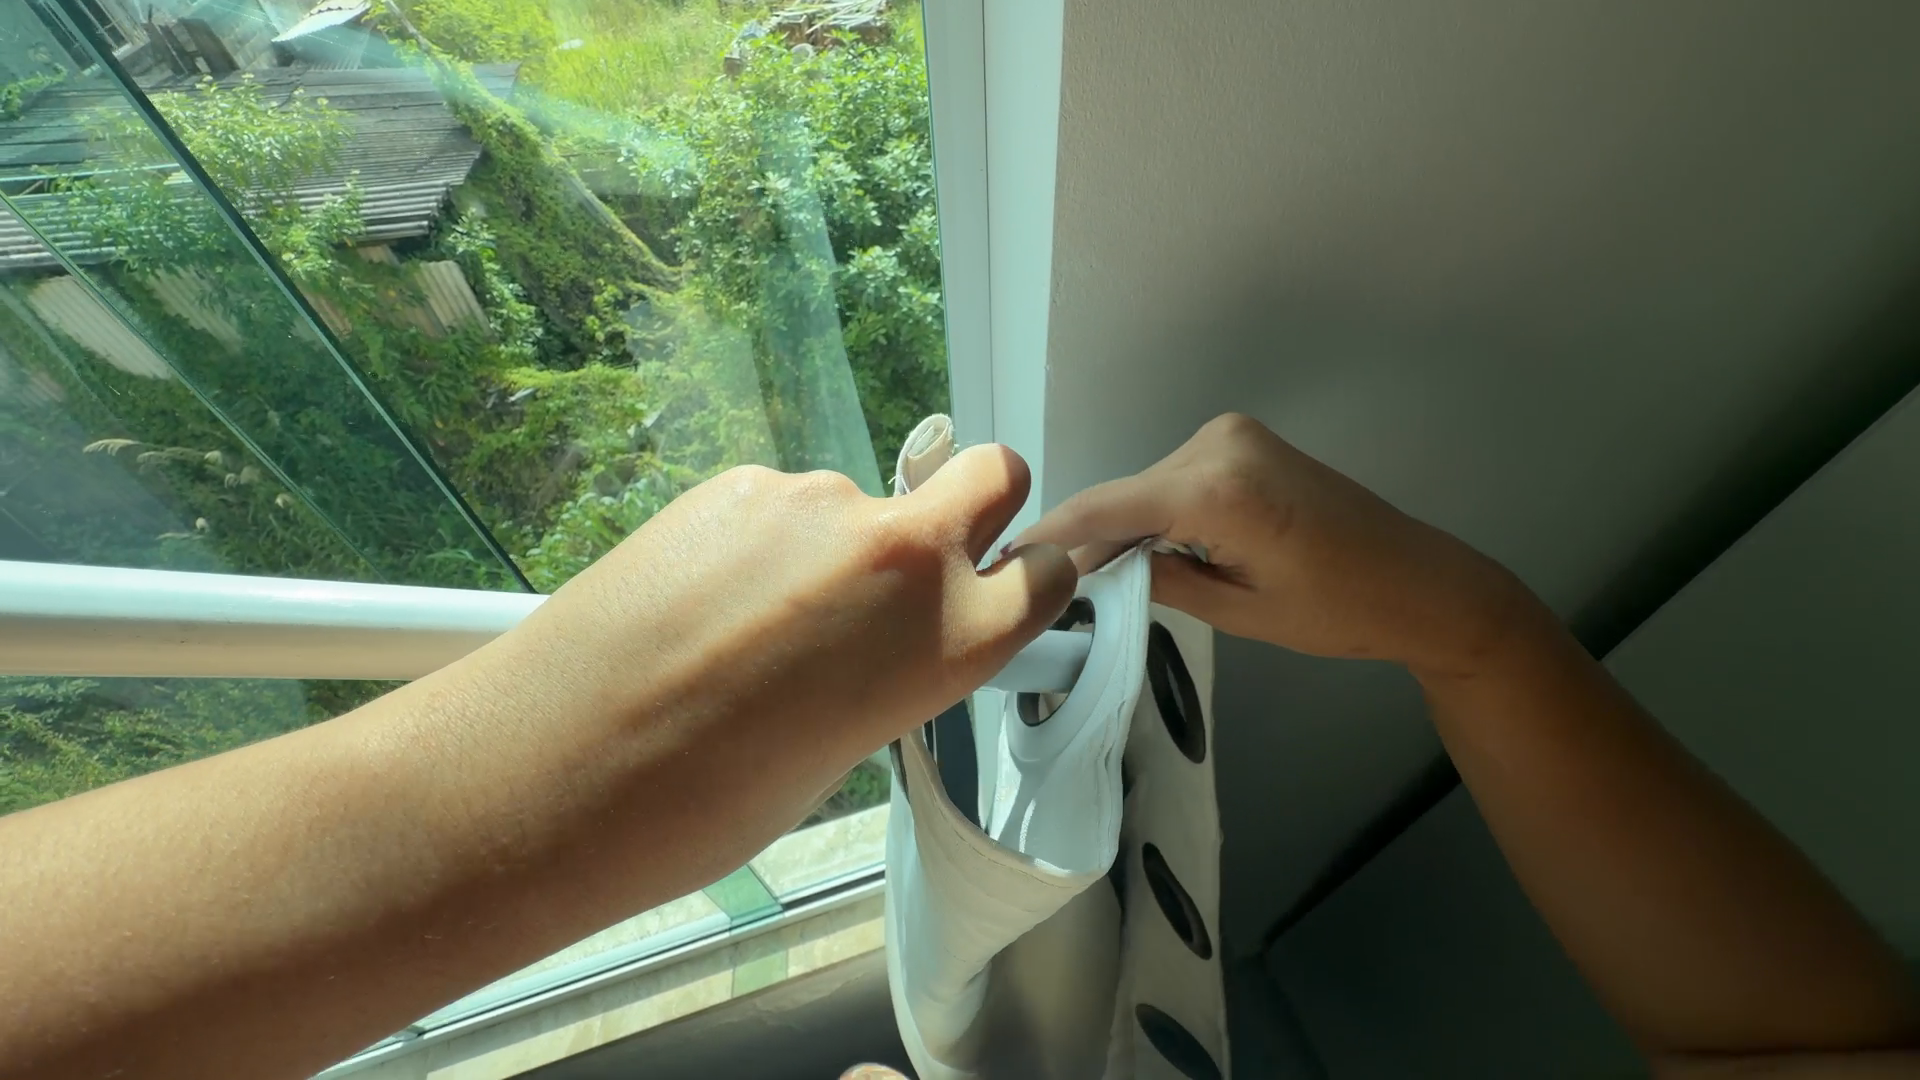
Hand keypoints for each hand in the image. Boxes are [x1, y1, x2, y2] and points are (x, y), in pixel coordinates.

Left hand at [482, 445, 1075, 879]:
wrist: (550, 770)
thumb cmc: (705, 802)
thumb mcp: (847, 749)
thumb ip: (896, 668)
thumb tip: (889, 631)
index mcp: (947, 640)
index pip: (1044, 574)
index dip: (1028, 578)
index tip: (1006, 585)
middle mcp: (901, 553)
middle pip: (991, 473)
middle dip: (980, 501)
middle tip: (921, 555)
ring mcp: (818, 500)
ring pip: (862, 503)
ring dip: (835, 544)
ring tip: (757, 619)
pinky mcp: (739, 481)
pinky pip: (783, 504)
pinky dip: (766, 540)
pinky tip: (709, 598)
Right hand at [1016, 413, 1539, 677]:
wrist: (1422, 583)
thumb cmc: (1338, 611)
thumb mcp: (1237, 611)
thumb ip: (1158, 580)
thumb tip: (1098, 570)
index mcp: (1217, 488)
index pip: (1107, 506)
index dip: (1053, 533)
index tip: (1006, 555)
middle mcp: (1217, 444)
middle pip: (1124, 495)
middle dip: (1087, 539)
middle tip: (1052, 585)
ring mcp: (1231, 436)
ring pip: (1146, 487)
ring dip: (1121, 528)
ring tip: (1099, 577)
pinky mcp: (1241, 443)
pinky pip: (1174, 480)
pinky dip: (1153, 513)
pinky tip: (1144, 548)